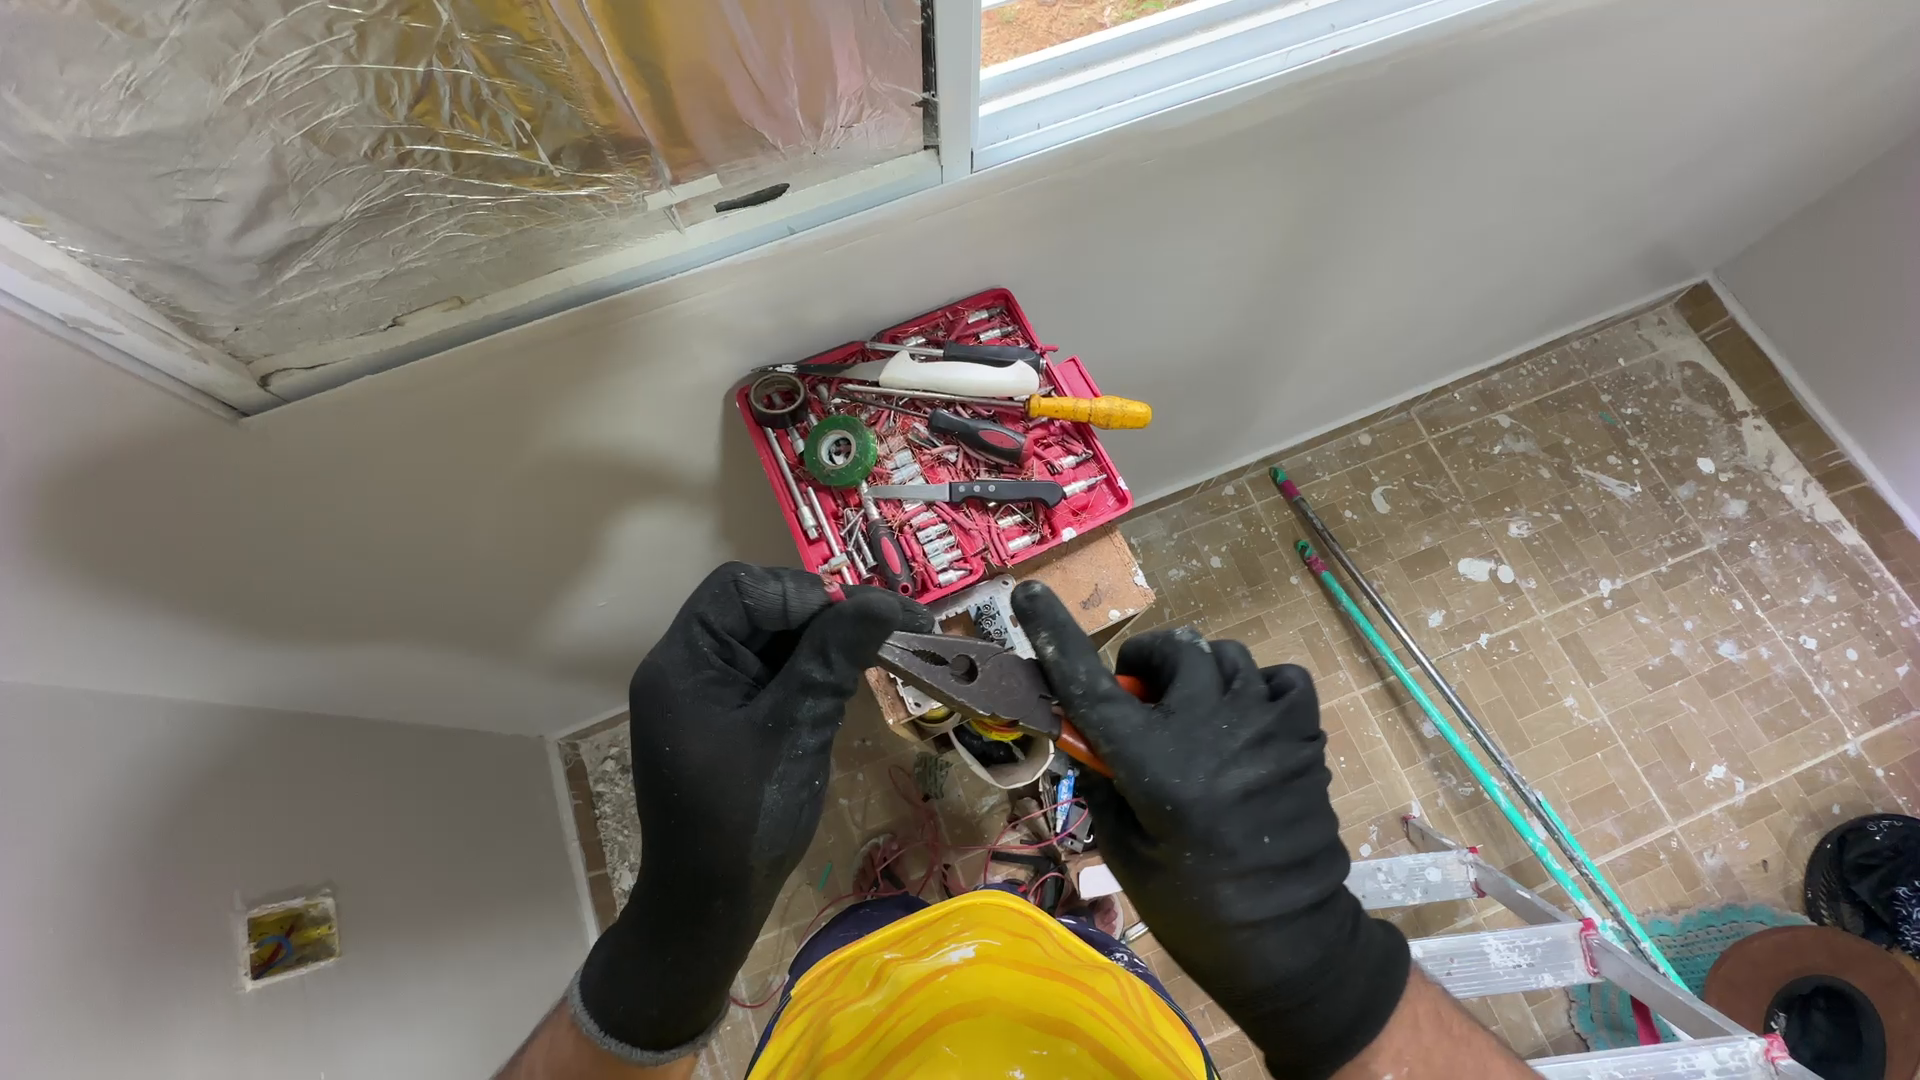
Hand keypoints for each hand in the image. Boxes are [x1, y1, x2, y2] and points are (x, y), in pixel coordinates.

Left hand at [570, 564, 928, 1064]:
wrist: (710, 904)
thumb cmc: (744, 821)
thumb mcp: (794, 733)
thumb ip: (831, 660)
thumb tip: (881, 602)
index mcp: (686, 661)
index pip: (742, 590)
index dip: (803, 594)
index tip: (862, 618)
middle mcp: (691, 664)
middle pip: (758, 607)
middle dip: (823, 614)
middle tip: (887, 627)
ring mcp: (711, 690)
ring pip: (773, 636)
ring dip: (826, 639)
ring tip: (883, 647)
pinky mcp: (732, 712)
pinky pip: (775, 669)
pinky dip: (814, 667)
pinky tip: (852, 675)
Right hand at [1013, 582, 1409, 1079]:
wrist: (1286, 941)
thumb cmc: (1189, 905)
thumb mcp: (1121, 845)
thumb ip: (1103, 777)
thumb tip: (1093, 733)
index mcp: (1152, 761)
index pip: (1088, 682)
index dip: (1054, 632)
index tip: (1029, 593)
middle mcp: (1209, 727)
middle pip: (1171, 651)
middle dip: (1147, 666)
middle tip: (1144, 700)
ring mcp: (1264, 725)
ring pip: (1223, 656)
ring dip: (1198, 676)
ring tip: (1197, 716)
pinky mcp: (1305, 734)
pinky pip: (1278, 676)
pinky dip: (1256, 686)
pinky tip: (1246, 719)